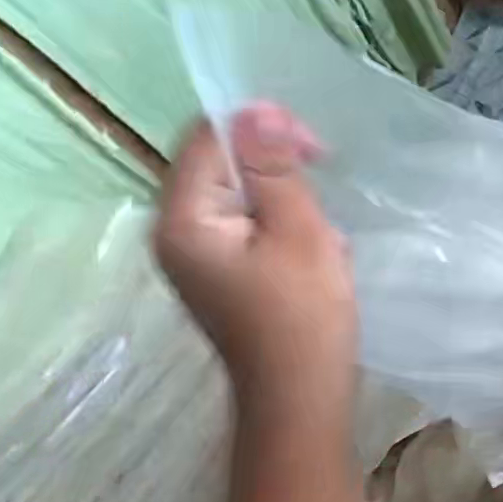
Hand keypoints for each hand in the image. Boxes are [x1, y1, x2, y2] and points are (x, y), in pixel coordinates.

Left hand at [155, 104, 355, 411]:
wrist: (302, 392)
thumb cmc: (305, 314)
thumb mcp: (301, 235)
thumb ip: (276, 171)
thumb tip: (257, 108)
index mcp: (184, 219)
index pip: (208, 142)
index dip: (262, 130)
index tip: (320, 151)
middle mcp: (176, 232)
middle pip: (223, 170)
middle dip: (283, 179)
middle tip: (325, 208)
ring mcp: (198, 256)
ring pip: (245, 201)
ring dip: (291, 210)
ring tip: (325, 245)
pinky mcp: (223, 274)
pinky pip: (252, 230)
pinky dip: (288, 233)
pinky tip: (316, 258)